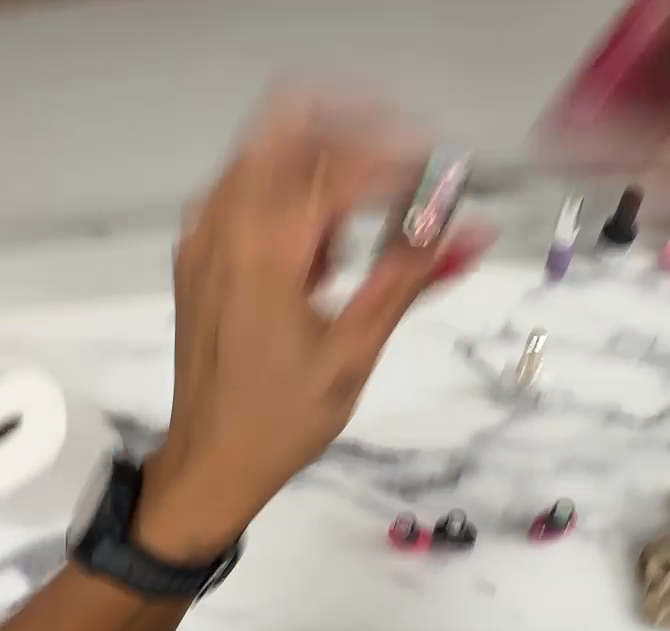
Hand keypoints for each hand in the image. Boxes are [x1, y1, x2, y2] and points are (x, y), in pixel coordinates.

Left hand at [136, 93, 492, 561]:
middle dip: (357, 138)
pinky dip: (287, 200)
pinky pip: (243, 194)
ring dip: (320, 170)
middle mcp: (222, 222)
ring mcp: (201, 237)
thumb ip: (408, 277)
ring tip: (361, 230)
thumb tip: (473, 230)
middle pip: (291, 129)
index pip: (339, 165)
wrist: (210, 462)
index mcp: (262, 245)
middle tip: (404, 175)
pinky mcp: (196, 258)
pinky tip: (317, 255)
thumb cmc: (283, 419)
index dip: (400, 161)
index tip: (443, 179)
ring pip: (264, 156)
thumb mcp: (353, 351)